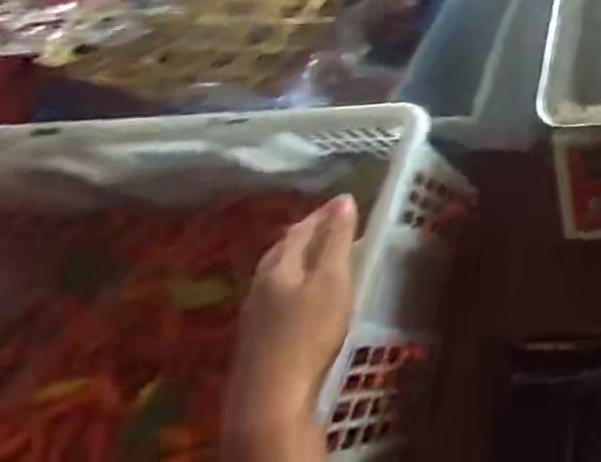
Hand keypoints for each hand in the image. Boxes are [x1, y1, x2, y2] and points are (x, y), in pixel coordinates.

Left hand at [226, 196, 359, 444]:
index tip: (346, 200)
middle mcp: (260, 283)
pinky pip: (276, 294)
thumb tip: (343, 200)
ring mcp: (254, 313)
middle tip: (331, 222)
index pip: (302, 227)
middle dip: (307, 232)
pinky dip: (293, 281)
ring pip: (277, 272)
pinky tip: (302, 293)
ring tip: (319, 254)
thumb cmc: (308, 333)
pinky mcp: (256, 338)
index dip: (325, 212)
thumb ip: (337, 239)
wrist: (270, 401)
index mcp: (278, 265)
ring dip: (299, 257)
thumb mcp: (333, 280)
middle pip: (284, 248)